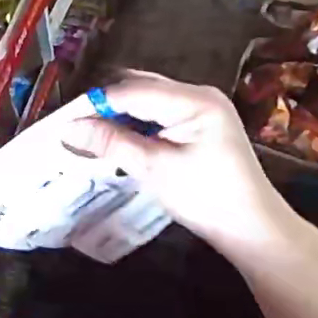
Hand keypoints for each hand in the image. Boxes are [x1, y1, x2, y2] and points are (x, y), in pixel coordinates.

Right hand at [52, 71, 295, 256]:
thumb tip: (69, 128)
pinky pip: (158, 113)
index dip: (95, 103)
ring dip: (119, 115)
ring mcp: (201, 108)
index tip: (64, 121)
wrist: (253, 229)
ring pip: (146, 100)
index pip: (131, 90)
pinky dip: (135, 124)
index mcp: (193, 100)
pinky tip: (118, 141)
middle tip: (75, 128)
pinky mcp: (199, 124)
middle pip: (139, 87)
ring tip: (90, 135)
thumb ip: (111, 142)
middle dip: (105, 105)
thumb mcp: (154, 169)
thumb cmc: (207, 199)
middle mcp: (198, 94)